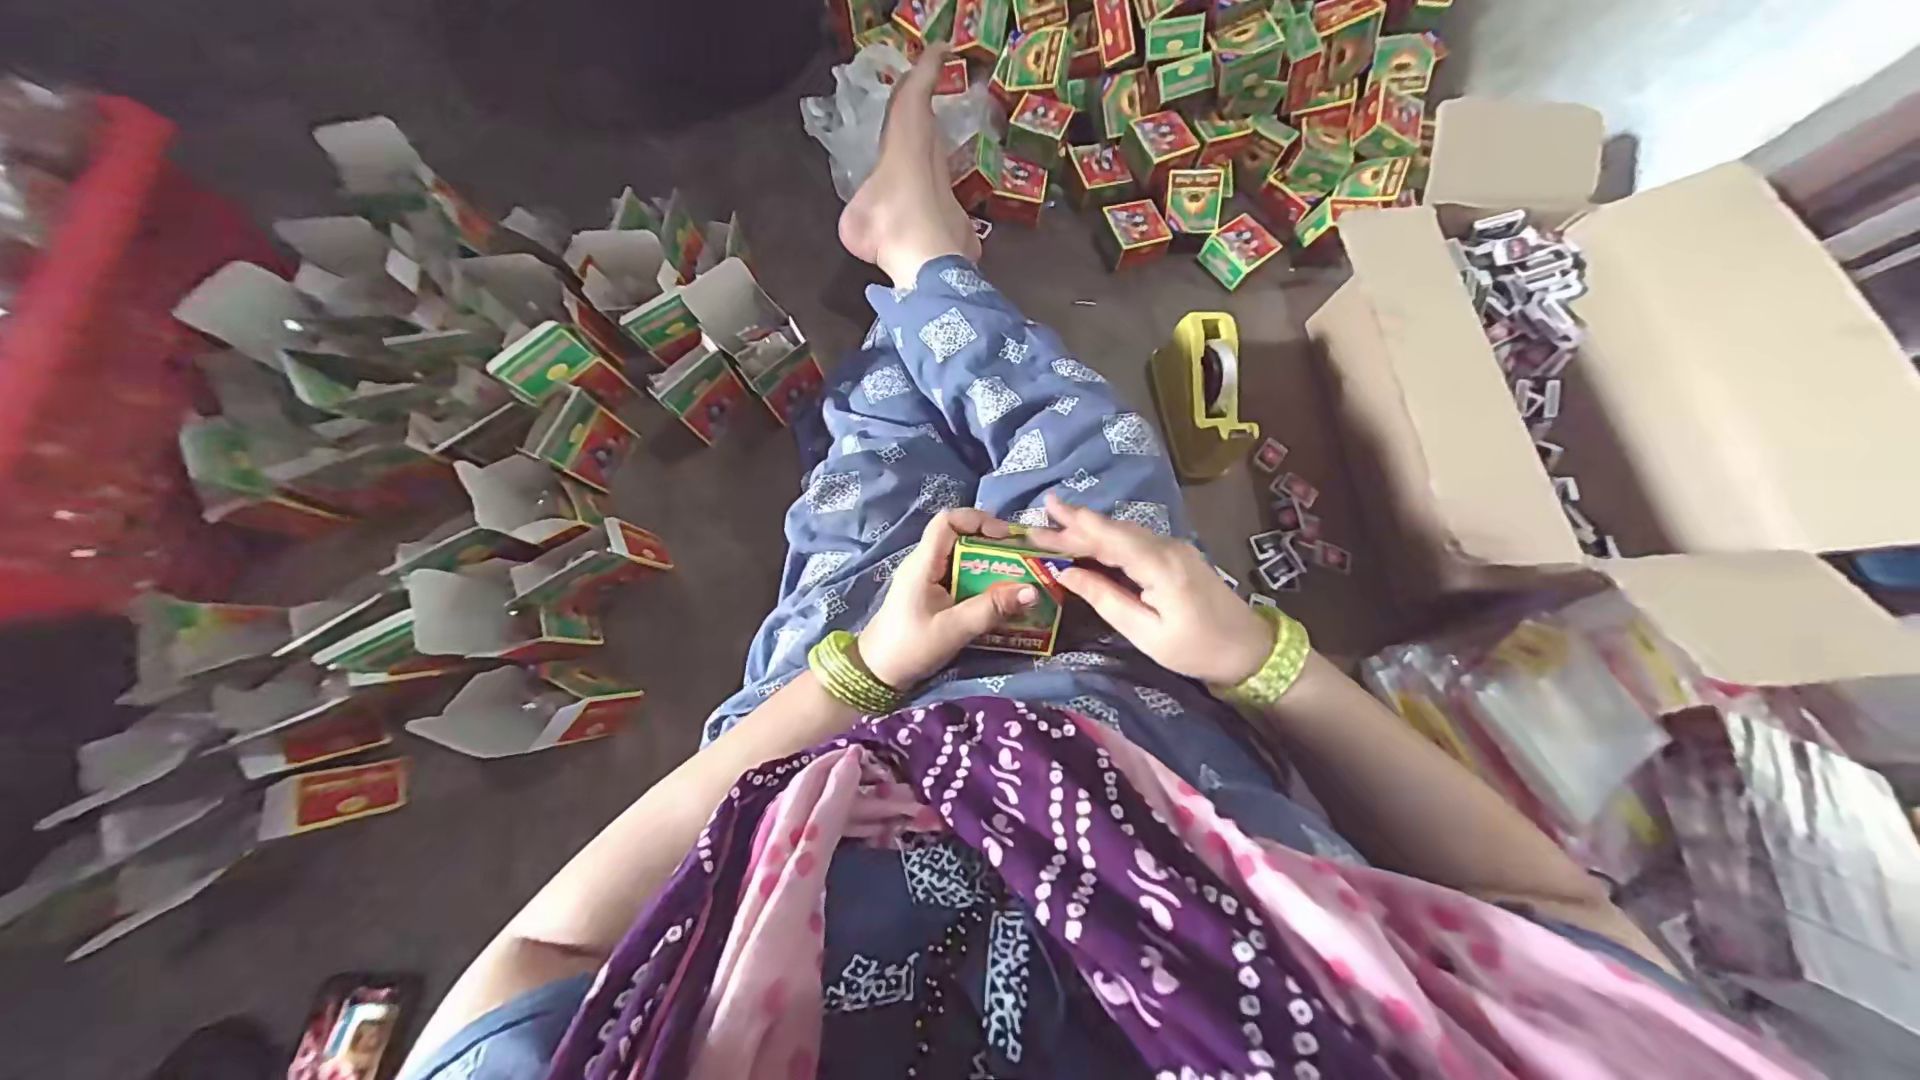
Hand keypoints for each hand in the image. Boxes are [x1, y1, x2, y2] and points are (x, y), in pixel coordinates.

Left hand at [857, 509, 1039, 688]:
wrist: (877, 674)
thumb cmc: (909, 647)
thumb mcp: (953, 629)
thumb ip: (990, 609)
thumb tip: (1032, 590)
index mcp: (923, 563)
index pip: (947, 521)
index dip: (978, 520)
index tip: (1005, 537)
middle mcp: (925, 564)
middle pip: (960, 538)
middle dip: (993, 545)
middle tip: (1022, 560)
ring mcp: (927, 580)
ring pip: (963, 560)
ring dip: (990, 566)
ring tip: (1019, 579)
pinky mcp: (932, 596)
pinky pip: (961, 579)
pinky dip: (982, 583)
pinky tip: (1001, 599)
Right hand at [1026, 493, 1275, 685]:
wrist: (1250, 649)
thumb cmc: (1196, 649)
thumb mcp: (1145, 633)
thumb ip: (1105, 599)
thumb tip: (1068, 574)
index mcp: (1159, 566)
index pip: (1106, 540)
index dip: (1070, 532)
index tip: (1038, 528)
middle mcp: (1167, 547)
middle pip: (1113, 529)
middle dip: (1076, 521)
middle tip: (1042, 512)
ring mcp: (1174, 547)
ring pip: (1124, 531)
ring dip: (1090, 526)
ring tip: (1058, 520)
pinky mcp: (1176, 554)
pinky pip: (1135, 539)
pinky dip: (1108, 536)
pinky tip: (1092, 536)